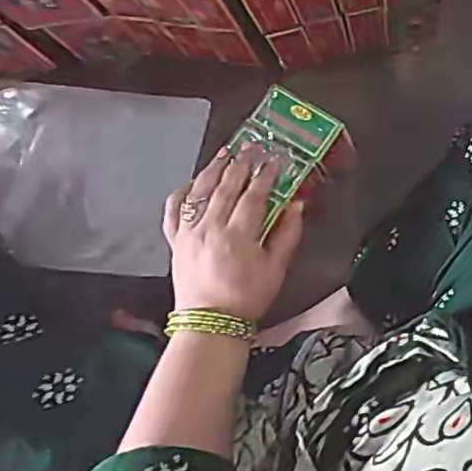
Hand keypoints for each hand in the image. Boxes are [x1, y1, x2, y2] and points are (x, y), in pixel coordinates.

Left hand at [163, 143, 305, 320]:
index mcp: (238, 236)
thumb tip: (297, 206)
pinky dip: (183, 192)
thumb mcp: (276, 269)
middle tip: (253, 147)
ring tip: (226, 153)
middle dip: (242, 164)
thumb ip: (287, 235)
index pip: (254, 195)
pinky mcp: (176, 240)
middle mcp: (210, 228)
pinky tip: (193, 182)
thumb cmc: (247, 297)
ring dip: (215, 169)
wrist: (210, 323)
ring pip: (200, 192)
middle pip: (227, 187)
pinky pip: (174, 210)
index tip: (276, 160)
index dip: (266, 175)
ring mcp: (189, 233)